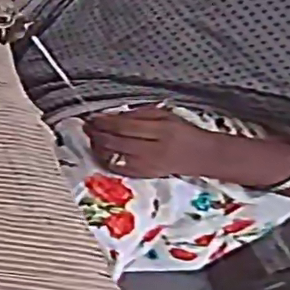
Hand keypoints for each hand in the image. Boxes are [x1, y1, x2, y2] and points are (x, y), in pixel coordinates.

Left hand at [83, 106, 230, 178]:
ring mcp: (146, 165)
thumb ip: (137, 114)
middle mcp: (153, 150)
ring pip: (112, 156)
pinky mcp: (143, 175)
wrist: (202, 156)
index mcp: (161, 131)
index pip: (123, 126)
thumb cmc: (181, 132)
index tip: (92, 117)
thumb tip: (110, 115)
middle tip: (86, 126)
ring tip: (92, 137)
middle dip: (96, 133)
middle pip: (115, 142)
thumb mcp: (164, 115)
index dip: (103, 122)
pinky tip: (101, 150)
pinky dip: (105, 158)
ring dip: (97, 146)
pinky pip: (117, 167)